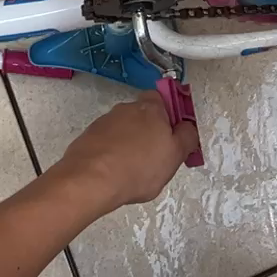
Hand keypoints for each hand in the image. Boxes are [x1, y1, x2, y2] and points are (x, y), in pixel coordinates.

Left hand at [53, 94, 199, 209]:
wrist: (91, 179)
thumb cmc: (138, 167)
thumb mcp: (175, 156)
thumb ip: (186, 137)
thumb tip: (187, 127)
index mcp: (150, 108)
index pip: (163, 97)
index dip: (170, 114)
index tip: (174, 135)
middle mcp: (126, 108)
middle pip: (143, 115)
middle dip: (150, 132)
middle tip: (156, 157)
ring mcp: (104, 121)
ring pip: (124, 129)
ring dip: (130, 143)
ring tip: (134, 170)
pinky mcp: (89, 137)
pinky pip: (108, 142)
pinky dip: (113, 153)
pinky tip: (116, 172)